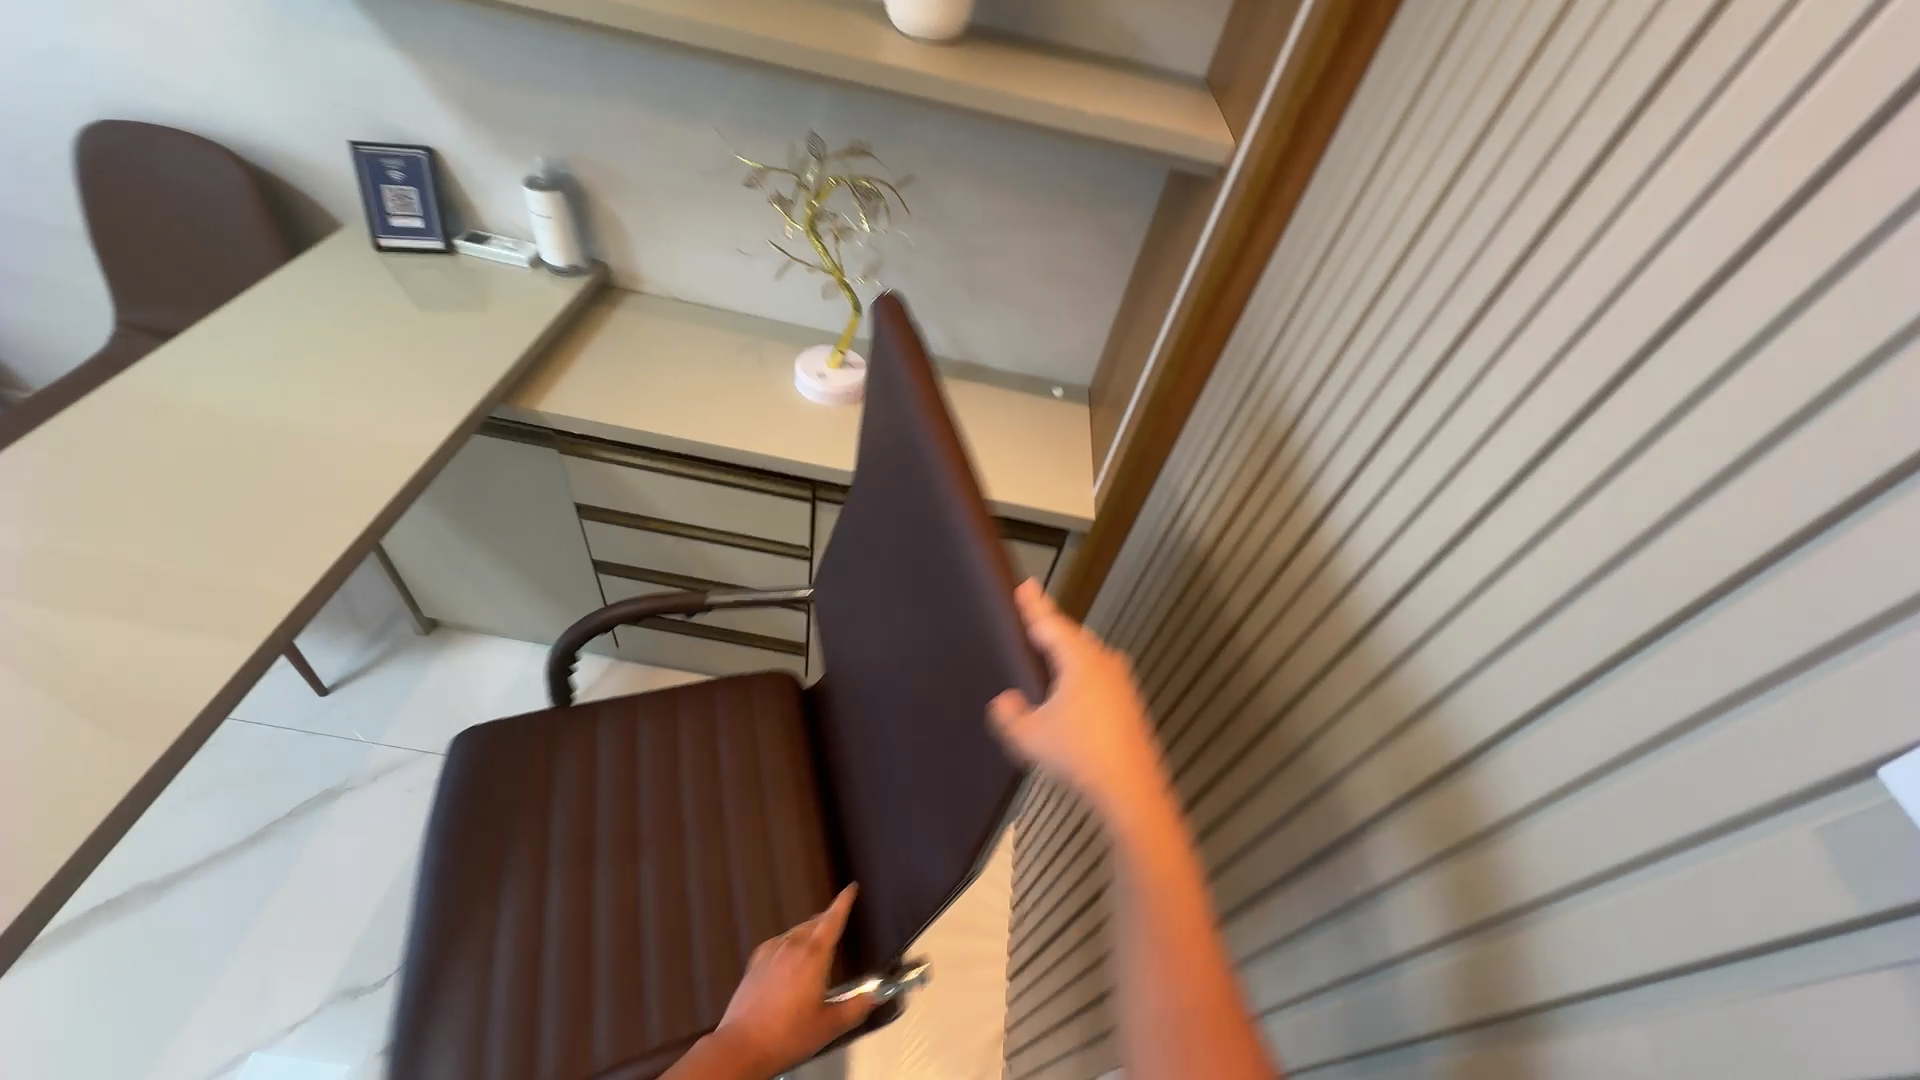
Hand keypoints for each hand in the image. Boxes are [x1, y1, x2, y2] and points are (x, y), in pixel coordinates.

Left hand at [708, 884, 877, 1076]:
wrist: (741, 1047)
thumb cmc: (789, 1035)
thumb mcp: (829, 1026)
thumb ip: (856, 1008)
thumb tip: (875, 995)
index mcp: (813, 955)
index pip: (833, 919)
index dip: (844, 901)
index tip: (851, 887)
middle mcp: (791, 945)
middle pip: (814, 924)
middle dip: (828, 920)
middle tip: (839, 924)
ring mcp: (770, 952)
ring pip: (796, 932)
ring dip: (809, 933)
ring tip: (817, 946)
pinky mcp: (755, 963)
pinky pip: (779, 943)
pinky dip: (790, 944)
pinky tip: (790, 960)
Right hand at [988, 580, 1172, 825]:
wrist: (1131, 790)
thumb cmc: (1079, 756)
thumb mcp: (1029, 737)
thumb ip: (1008, 714)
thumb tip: (1005, 701)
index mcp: (1080, 661)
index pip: (1050, 624)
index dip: (1034, 605)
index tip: (1026, 584)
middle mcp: (1104, 663)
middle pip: (1072, 636)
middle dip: (1051, 628)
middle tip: (1032, 619)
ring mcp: (1122, 683)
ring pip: (1088, 655)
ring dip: (1067, 653)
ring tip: (1046, 656)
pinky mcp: (1130, 703)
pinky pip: (1098, 675)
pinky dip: (1080, 674)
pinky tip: (1070, 693)